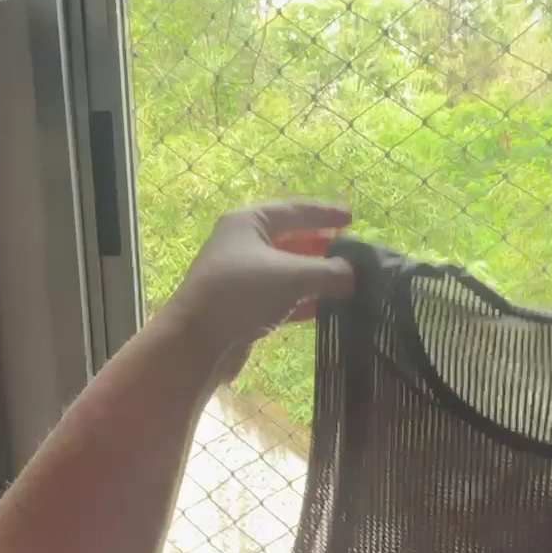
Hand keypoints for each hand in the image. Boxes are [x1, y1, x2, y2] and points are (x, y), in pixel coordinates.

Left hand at [162, 202, 356, 382]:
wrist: (197, 342)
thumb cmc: (242, 293)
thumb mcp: (292, 276)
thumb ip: (329, 272)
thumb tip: (354, 275)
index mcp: (249, 222)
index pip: (294, 210)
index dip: (324, 213)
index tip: (352, 217)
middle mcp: (243, 244)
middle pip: (291, 239)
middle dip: (322, 245)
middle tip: (353, 251)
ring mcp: (242, 277)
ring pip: (288, 270)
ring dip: (316, 275)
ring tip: (348, 279)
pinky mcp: (244, 307)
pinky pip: (282, 297)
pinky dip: (305, 299)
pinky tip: (329, 306)